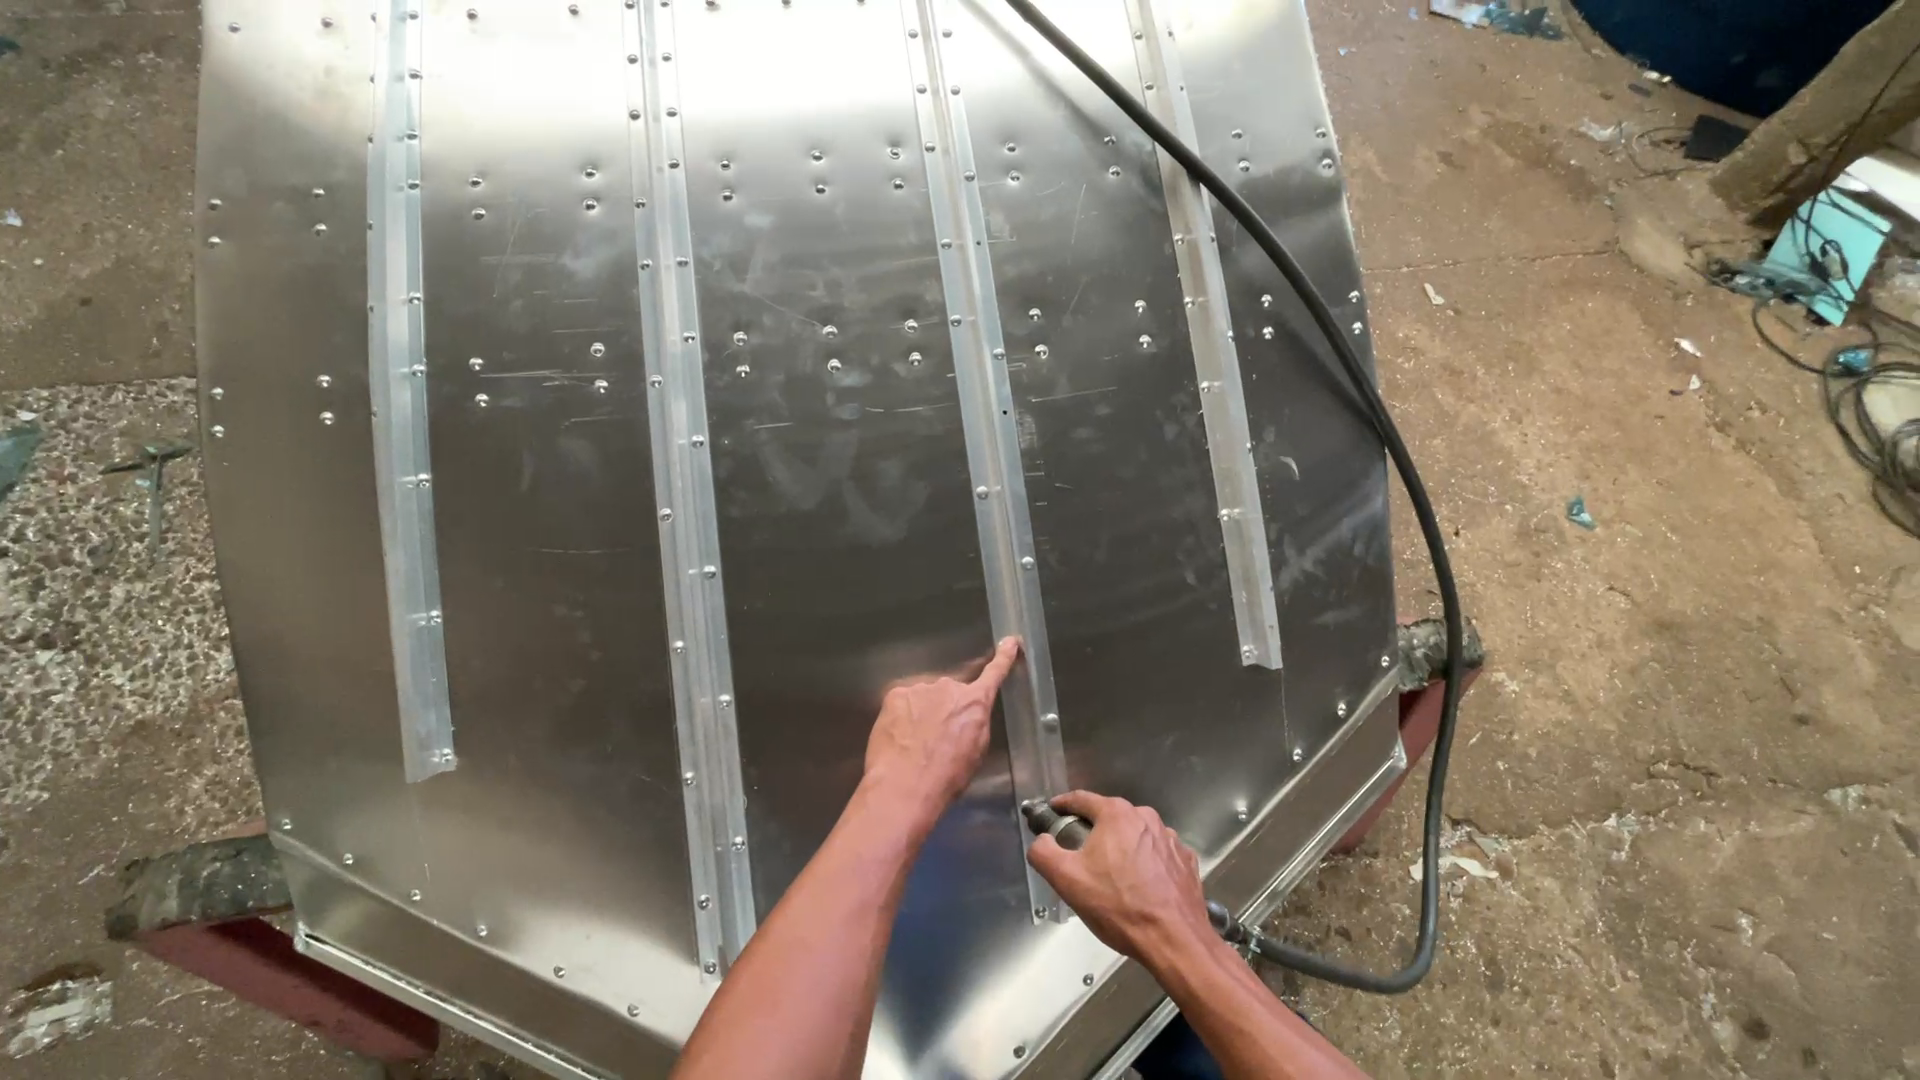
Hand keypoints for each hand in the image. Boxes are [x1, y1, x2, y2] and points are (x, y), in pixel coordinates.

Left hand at [861, 637, 1020, 824]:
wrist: (905, 786)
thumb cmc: (946, 777)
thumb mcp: (976, 753)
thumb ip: (976, 723)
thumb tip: (970, 715)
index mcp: (975, 703)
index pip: (993, 674)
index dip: (1003, 658)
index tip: (1010, 641)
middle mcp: (949, 688)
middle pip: (949, 694)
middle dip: (945, 710)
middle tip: (935, 739)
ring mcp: (921, 689)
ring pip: (924, 698)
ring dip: (922, 714)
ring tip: (914, 744)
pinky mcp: (895, 694)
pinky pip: (903, 703)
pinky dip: (902, 717)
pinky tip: (899, 738)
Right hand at [1026, 792, 1215, 967]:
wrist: (1175, 940)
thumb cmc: (1118, 906)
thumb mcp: (1066, 879)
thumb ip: (1043, 852)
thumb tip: (1041, 840)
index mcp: (1116, 814)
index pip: (1081, 799)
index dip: (1062, 805)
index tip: (1053, 813)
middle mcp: (1146, 818)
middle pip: (1109, 817)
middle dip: (1092, 830)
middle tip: (1078, 854)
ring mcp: (1170, 839)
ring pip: (1135, 835)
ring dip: (1121, 847)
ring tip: (1112, 876)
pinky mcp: (1186, 861)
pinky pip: (1157, 854)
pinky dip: (1146, 863)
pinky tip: (1141, 886)